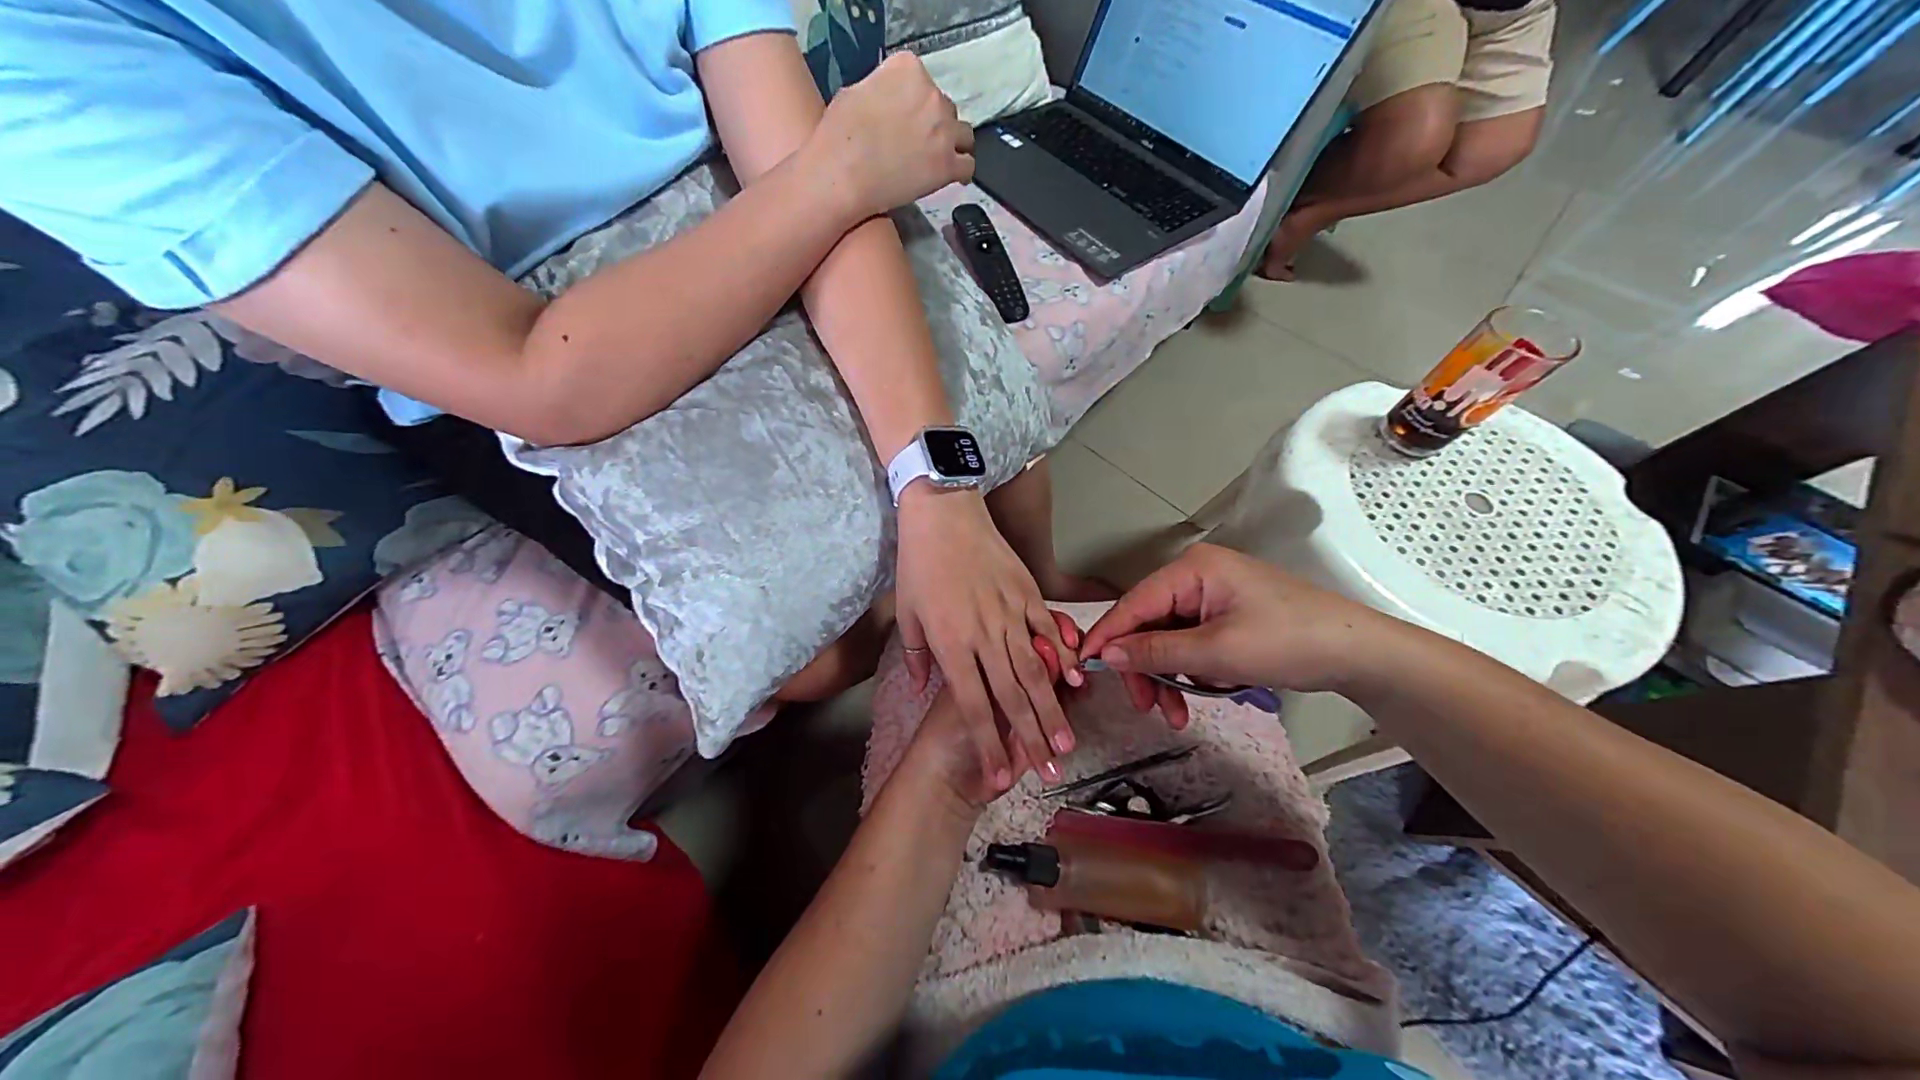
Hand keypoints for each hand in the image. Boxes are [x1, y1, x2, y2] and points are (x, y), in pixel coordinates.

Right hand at [808, 53, 974, 218]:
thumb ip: (882, 89)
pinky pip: (967, 165)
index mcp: (908, 69)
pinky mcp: (948, 165)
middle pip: (943, 106)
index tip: (904, 115)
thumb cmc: (839, 135)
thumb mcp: (855, 92)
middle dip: (933, 122)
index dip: (913, 100)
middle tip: (916, 141)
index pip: (921, 79)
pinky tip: (952, 175)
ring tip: (938, 157)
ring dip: (952, 143)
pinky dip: (960, 171)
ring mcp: (944, 131)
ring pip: (963, 134)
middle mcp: (932, 95)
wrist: (843, 175)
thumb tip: (889, 100)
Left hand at [895, 488, 1078, 791]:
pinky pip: (1048, 631)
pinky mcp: (1028, 594)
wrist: (943, 512)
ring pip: (1035, 670)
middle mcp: (985, 636)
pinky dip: (1063, 656)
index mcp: (951, 645)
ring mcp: (1011, 614)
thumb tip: (920, 688)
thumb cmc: (919, 562)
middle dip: (1031, 739)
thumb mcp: (905, 612)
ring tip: (1067, 742)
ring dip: (1052, 709)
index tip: (1003, 777)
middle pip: (1011, 697)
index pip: (973, 706)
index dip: (989, 745)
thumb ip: (913, 656)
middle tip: (1052, 773)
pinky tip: (1078, 679)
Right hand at [1079, 543, 1399, 705]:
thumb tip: (1106, 653)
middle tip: (1146, 707)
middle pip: (1148, 624)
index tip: (1081, 666)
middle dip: (1144, 667)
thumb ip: (1157, 652)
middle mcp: (1196, 577)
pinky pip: (1189, 644)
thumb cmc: (1289, 641)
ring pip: (1167, 639)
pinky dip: (1187, 672)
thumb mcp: (1217, 651)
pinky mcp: (1224, 616)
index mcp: (1192, 570)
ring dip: (1166, 677)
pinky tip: (1197, 695)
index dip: (1107, 635)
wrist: (1357, 652)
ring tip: (1175, 715)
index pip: (1134, 603)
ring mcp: (1211, 597)